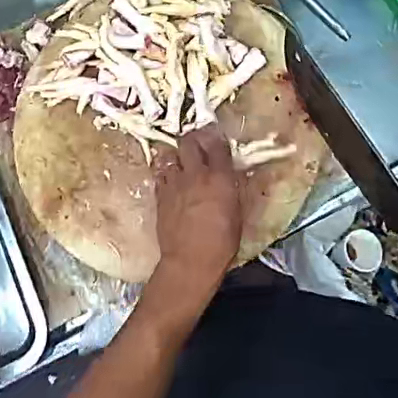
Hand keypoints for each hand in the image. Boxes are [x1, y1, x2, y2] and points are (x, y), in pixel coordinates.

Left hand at [148, 126, 242, 311]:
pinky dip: (166, 171)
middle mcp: (195, 174)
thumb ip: (231, 188)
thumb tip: (230, 177)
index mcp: (220, 177)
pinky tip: (171, 177)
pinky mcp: (160, 196)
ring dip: (176, 154)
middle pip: (189, 142)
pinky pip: (160, 174)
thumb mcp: (237, 211)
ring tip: (182, 159)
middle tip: (198, 142)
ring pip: (169, 155)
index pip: (217, 145)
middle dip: (193, 138)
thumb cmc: (222, 241)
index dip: (217, 137)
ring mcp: (174, 184)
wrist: (190, 261)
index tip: (217, 136)